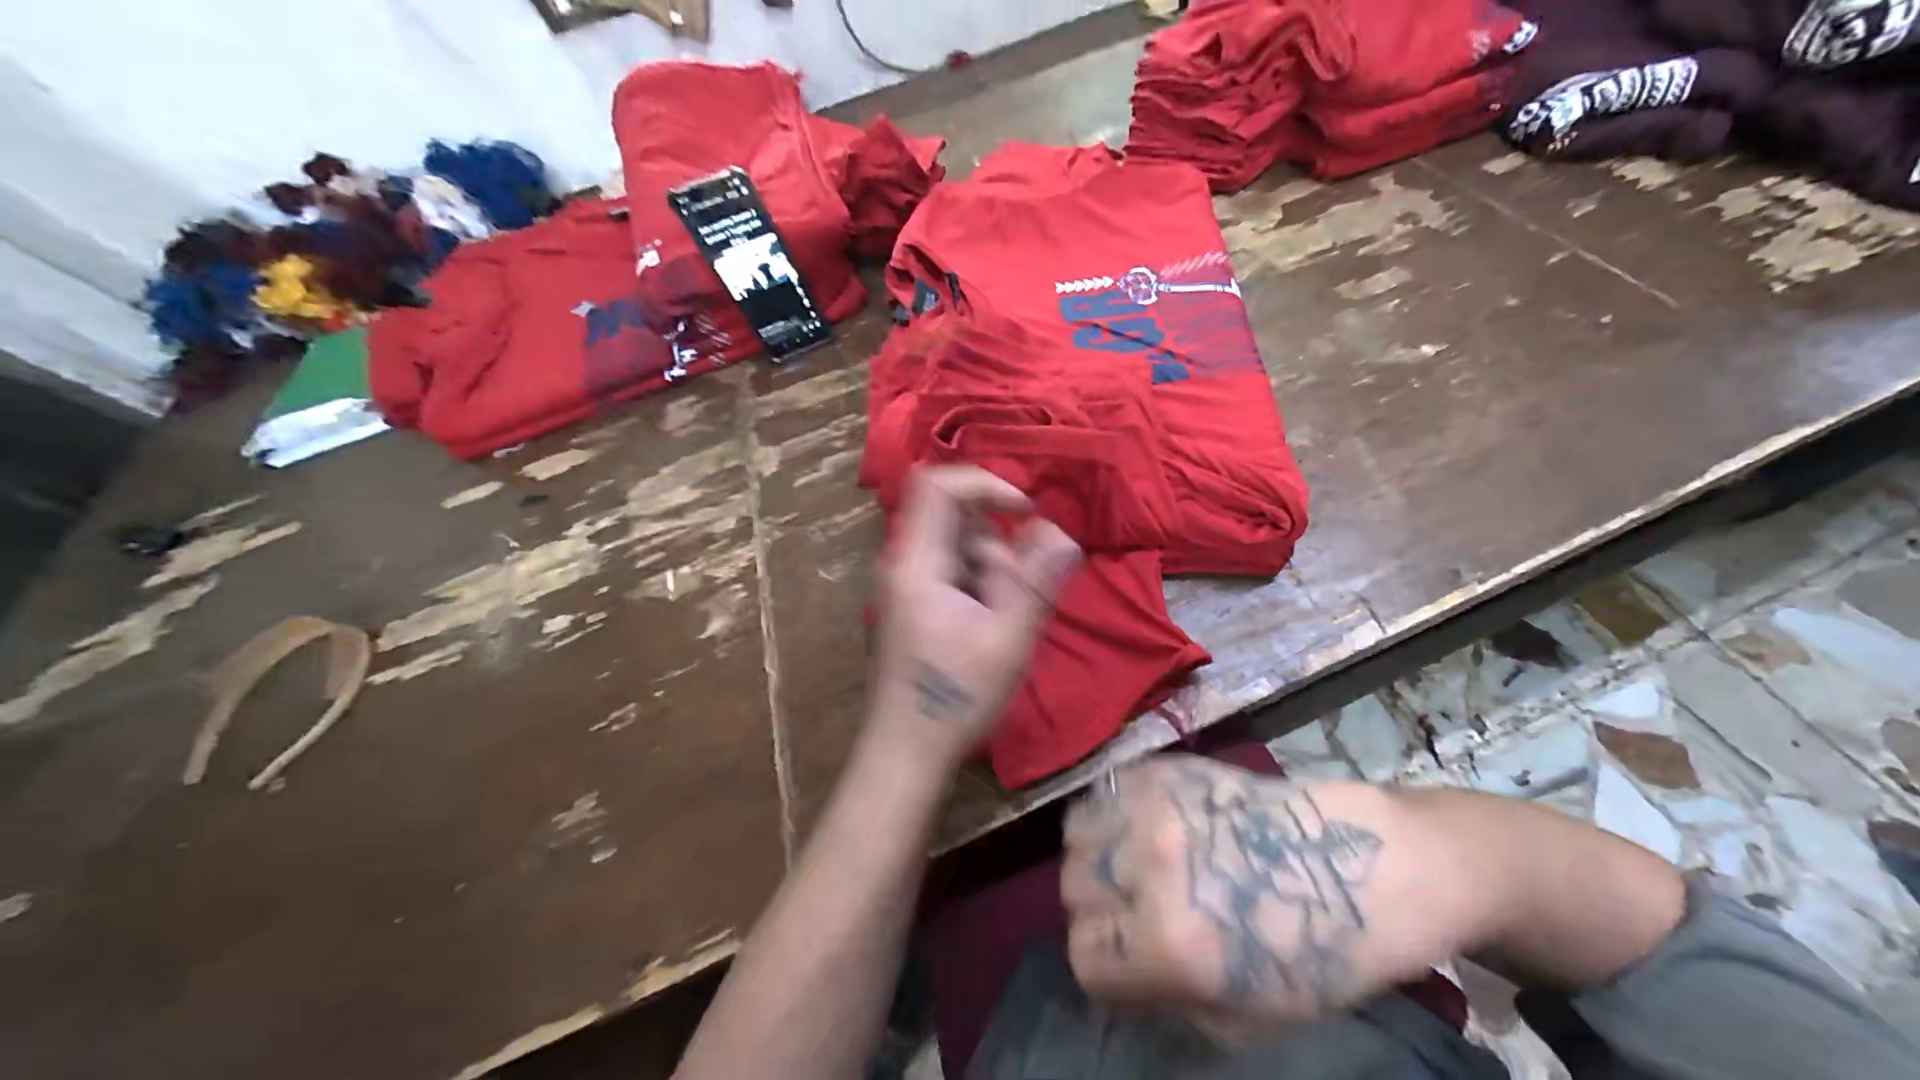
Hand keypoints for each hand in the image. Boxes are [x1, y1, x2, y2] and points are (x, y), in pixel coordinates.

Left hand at [869, 466, 1080, 767]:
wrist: (906, 750)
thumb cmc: (954, 697)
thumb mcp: (1008, 638)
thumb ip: (1036, 582)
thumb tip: (1063, 534)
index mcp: (917, 561)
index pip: (939, 485)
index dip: (986, 484)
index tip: (1026, 513)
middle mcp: (905, 562)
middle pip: (957, 520)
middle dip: (999, 548)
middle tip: (1013, 600)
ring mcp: (907, 584)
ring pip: (961, 550)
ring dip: (994, 575)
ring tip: (1000, 628)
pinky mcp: (915, 603)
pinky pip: (956, 573)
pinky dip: (982, 590)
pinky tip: (988, 633)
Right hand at [1061, 757, 1483, 1031]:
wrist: (1374, 862)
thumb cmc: (1324, 953)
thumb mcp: (1249, 1021)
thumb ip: (1165, 1001)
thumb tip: (1117, 978)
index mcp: (1172, 945)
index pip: (1083, 958)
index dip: (1105, 968)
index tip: (1127, 960)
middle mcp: (1151, 868)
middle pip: (1071, 889)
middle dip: (1099, 910)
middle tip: (1133, 910)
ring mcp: (1157, 808)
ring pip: (1076, 834)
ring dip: (1097, 855)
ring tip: (1131, 861)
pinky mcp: (1167, 768)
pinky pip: (1105, 791)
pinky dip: (1110, 812)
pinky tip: (1140, 825)